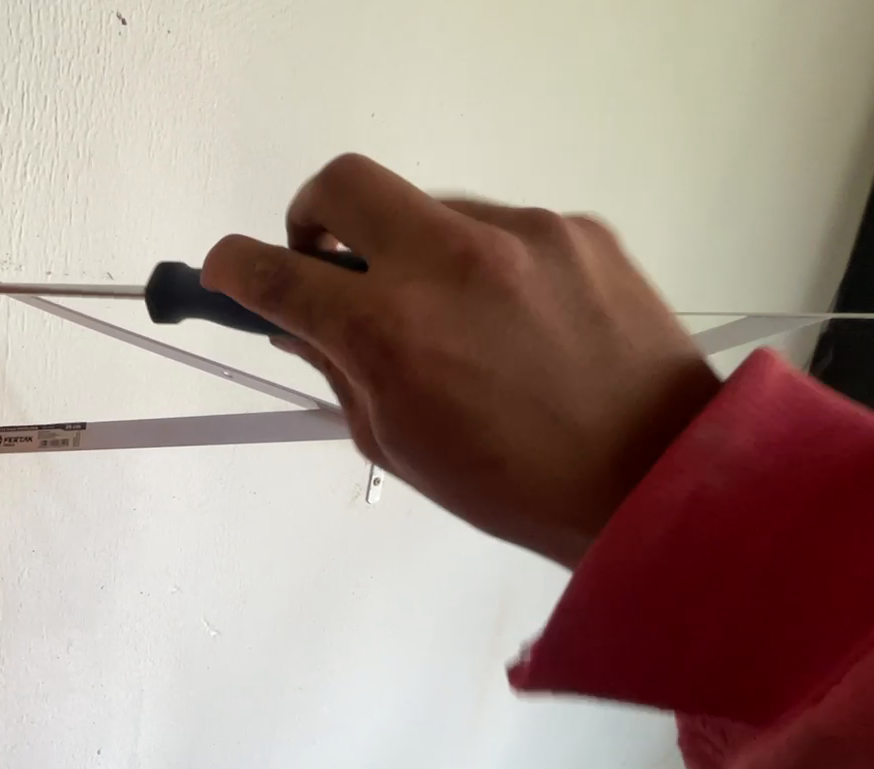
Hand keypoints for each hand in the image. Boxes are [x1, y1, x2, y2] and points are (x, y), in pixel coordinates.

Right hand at [203, 154, 719, 566]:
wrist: (649, 474)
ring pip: (420, 208)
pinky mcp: (573, 226)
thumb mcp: (386, 438)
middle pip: (343, 182)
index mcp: (387, 331)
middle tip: (320, 263)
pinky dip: (464, 260)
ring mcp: (518, 232)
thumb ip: (332, 369)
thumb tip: (298, 326)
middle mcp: (446, 261)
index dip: (231, 266)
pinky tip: (496, 316)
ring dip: (398, 250)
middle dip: (308, 215)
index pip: (275, 273)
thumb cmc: (500, 481)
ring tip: (435, 315)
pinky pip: (487, 225)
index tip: (223, 270)